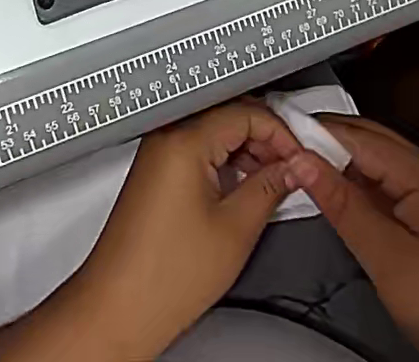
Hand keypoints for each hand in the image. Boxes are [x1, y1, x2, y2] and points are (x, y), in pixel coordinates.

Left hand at [0, 101, 303, 360]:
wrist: (118, 307)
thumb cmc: (161, 277)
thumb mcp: (236, 228)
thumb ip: (271, 188)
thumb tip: (292, 169)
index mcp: (183, 140)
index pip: (245, 113)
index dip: (280, 133)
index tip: (299, 156)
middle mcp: (166, 136)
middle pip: (229, 115)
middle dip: (266, 139)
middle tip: (292, 167)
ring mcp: (158, 152)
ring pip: (214, 131)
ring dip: (247, 150)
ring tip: (272, 183)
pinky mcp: (156, 169)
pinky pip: (198, 148)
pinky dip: (226, 161)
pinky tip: (244, 187)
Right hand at [288, 115, 418, 361]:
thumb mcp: (386, 258)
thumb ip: (342, 204)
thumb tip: (303, 162)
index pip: (359, 137)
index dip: (317, 134)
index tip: (282, 135)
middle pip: (368, 138)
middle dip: (325, 140)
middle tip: (286, 147)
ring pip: (374, 156)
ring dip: (338, 158)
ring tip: (302, 163)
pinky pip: (384, 177)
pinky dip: (355, 177)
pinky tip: (333, 186)